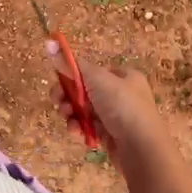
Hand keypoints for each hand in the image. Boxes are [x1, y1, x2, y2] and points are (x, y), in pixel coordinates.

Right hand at [48, 42, 166, 156]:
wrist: (143, 151)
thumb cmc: (122, 106)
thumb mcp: (95, 78)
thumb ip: (70, 63)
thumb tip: (48, 41)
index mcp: (125, 77)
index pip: (93, 71)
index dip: (73, 74)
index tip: (58, 80)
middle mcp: (123, 95)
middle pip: (86, 90)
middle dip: (68, 96)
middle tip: (57, 101)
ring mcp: (118, 118)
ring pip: (85, 110)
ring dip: (71, 112)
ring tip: (67, 118)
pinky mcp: (113, 138)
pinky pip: (90, 128)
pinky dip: (80, 128)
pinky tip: (76, 132)